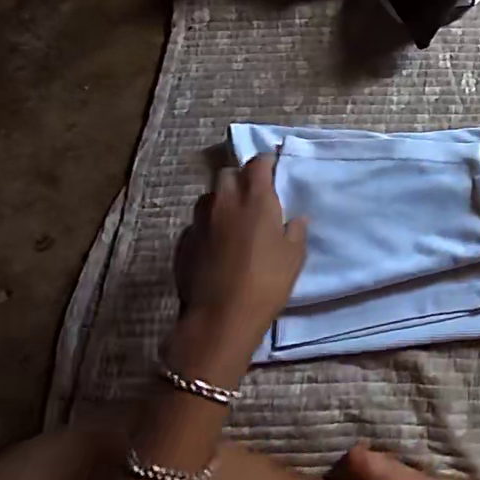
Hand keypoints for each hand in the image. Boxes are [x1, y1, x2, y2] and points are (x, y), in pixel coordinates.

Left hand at [170, 150, 307, 364]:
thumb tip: (296, 219)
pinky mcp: (183, 243)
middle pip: (227, 173)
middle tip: (253, 193)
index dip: (266, 161)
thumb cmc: (266, 283)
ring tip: (232, 217)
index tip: (272, 166)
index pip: (257, 163)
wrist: (220, 318)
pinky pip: (197, 224)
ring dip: (221, 200)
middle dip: (240, 177)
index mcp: (255, 199)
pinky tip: (216, 244)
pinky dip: (208, 226)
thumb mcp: (294, 257)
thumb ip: (295, 232)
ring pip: (208, 197)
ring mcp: (199, 221)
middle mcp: (224, 202)